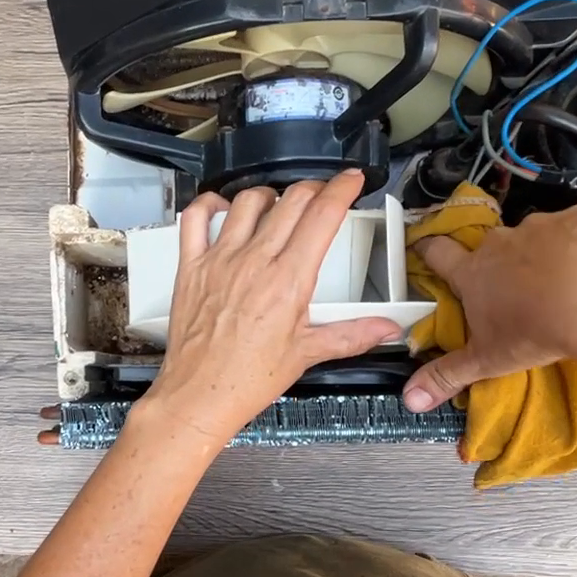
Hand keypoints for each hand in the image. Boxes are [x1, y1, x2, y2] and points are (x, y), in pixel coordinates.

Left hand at [136, 170, 403, 446]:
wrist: (200, 396)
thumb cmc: (247, 380)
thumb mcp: (306, 354)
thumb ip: (351, 335)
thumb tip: (385, 329)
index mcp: (288, 280)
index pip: (323, 215)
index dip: (342, 188)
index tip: (350, 181)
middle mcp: (254, 262)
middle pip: (291, 200)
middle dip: (314, 189)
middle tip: (322, 197)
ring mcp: (220, 260)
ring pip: (247, 201)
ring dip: (269, 196)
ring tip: (278, 206)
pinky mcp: (191, 267)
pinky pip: (194, 218)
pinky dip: (208, 204)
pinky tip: (221, 209)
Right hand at [402, 203, 576, 410]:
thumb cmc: (534, 330)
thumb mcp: (487, 361)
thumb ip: (448, 377)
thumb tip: (408, 401)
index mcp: (473, 273)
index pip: (438, 253)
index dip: (429, 250)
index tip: (425, 247)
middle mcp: (501, 243)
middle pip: (489, 246)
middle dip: (498, 262)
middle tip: (513, 286)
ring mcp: (541, 226)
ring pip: (534, 236)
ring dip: (541, 252)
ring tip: (562, 279)